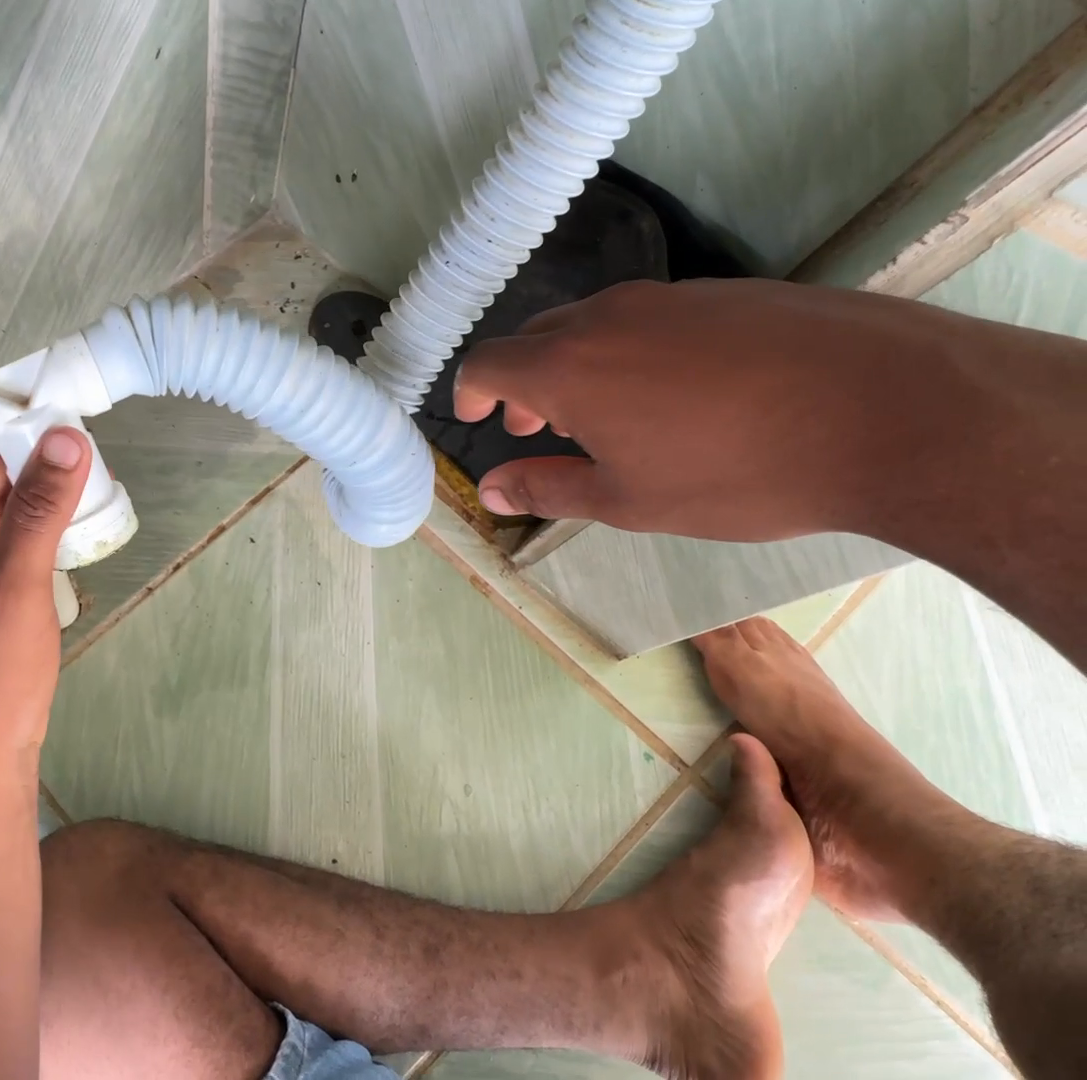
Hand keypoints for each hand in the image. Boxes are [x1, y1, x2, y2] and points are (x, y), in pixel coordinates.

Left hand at [0, 427, 91, 772]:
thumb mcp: (18, 580)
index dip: (15, 448)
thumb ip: (41, 507)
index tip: (65, 425)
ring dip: (31, 509)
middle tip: (84, 453)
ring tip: (84, 484)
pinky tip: (62, 530)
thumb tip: (66, 436)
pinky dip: (26, 540)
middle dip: (27, 479)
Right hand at [451, 277, 991, 540]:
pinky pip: (653, 317)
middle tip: (543, 429)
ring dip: (579, 366)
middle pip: (537, 338)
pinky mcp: (730, 291)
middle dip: (525, 383)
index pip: (487, 363)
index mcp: (568, 366)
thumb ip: (546, 489)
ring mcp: (674, 295)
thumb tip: (491, 490)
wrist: (898, 412)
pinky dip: (635, 351)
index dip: (470, 392)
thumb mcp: (627, 499)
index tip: (477, 420)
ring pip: (596, 324)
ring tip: (613, 416)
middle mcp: (608, 316)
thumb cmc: (737, 471)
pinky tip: (681, 394)